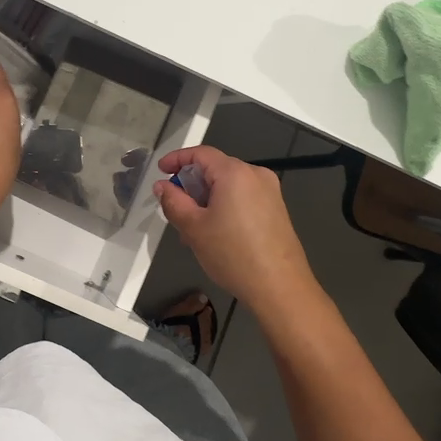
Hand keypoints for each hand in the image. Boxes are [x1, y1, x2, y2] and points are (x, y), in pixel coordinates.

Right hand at [154, 145, 316, 310]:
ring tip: (192, 228)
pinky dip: (224, 206)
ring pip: (229, 186)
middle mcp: (256, 175)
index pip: (201, 154)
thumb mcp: (194, 228)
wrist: (280, 287)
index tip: (160, 171)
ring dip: (207, 199)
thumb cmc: (232, 253)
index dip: (177, 159)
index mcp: (235, 173)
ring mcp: (270, 192)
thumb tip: (162, 186)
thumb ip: (173, 202)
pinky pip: (243, 198)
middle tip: (174, 208)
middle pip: (216, 169)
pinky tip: (215, 233)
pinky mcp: (277, 210)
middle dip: (191, 185)